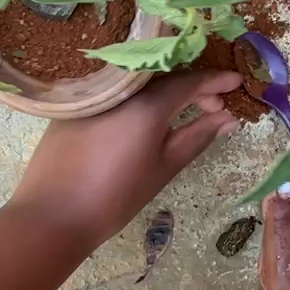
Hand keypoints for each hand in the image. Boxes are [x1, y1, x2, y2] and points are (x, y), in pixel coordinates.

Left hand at [7, 70, 243, 245]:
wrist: (52, 214)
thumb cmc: (115, 196)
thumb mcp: (164, 167)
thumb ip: (198, 137)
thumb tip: (228, 118)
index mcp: (146, 103)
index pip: (189, 80)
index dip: (216, 80)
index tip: (237, 83)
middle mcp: (120, 87)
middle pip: (164, 74)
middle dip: (194, 86)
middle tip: (214, 106)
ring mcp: (95, 93)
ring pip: (139, 79)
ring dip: (166, 89)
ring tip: (183, 111)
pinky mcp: (75, 103)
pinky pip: (117, 87)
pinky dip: (139, 95)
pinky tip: (147, 114)